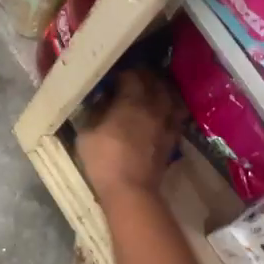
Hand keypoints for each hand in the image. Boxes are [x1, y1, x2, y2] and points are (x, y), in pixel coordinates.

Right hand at [76, 69, 183, 200]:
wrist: (130, 190)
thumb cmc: (103, 160)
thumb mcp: (86, 134)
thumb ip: (94, 113)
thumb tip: (99, 102)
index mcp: (132, 100)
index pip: (132, 74)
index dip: (122, 73)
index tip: (113, 78)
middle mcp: (154, 105)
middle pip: (155, 81)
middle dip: (144, 76)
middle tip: (132, 79)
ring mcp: (167, 122)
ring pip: (171, 96)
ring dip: (162, 89)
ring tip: (152, 91)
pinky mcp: (173, 137)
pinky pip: (177, 115)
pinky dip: (171, 108)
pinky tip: (162, 112)